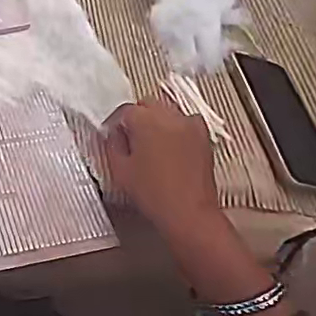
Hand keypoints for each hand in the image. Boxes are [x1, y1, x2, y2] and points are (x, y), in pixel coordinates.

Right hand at [106, 98, 223, 233]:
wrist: (188, 212)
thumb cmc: (154, 194)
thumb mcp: (120, 170)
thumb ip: (113, 144)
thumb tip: (114, 134)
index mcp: (147, 121)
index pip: (125, 110)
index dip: (115, 122)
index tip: (111, 134)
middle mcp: (171, 116)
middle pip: (148, 104)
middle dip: (136, 117)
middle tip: (128, 137)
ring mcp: (191, 125)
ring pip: (168, 111)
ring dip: (156, 121)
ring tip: (149, 144)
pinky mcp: (203, 137)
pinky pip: (185, 123)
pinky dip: (175, 129)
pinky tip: (168, 148)